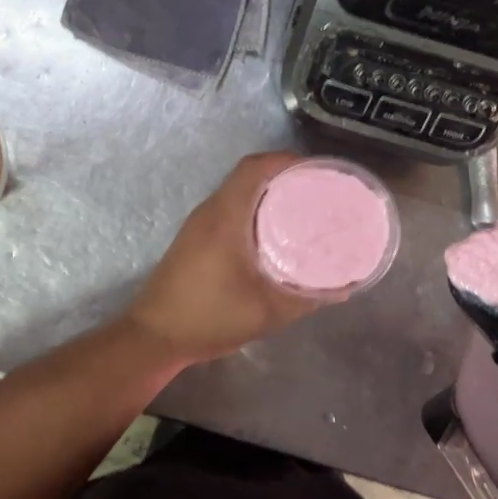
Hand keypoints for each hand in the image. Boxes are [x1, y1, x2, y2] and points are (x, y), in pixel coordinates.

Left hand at [123, 152, 330, 366]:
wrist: (155, 336)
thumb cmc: (208, 317)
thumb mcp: (266, 312)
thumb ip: (305, 298)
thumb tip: (343, 286)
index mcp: (225, 216)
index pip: (255, 167)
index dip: (287, 161)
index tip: (319, 171)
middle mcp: (211, 211)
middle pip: (250, 175)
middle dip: (286, 177)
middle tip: (321, 191)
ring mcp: (200, 225)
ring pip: (240, 193)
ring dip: (270, 194)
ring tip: (306, 209)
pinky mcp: (197, 239)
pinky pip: (232, 210)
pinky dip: (256, 210)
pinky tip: (277, 234)